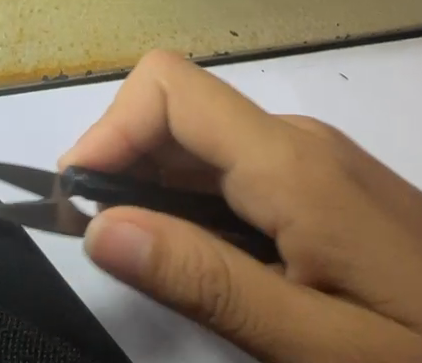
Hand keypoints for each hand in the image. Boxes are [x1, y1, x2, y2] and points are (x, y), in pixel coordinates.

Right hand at [63, 51, 421, 362]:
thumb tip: (99, 227)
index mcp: (292, 165)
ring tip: (154, 264)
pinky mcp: (340, 192)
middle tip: (107, 247)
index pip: (167, 86)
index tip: (82, 202)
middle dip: (124, 164)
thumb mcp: (325, 349)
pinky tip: (216, 267)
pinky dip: (201, 206)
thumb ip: (207, 282)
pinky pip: (244, 174)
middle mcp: (301, 143)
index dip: (109, 128)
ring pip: (207, 145)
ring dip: (158, 189)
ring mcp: (324, 165)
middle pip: (178, 112)